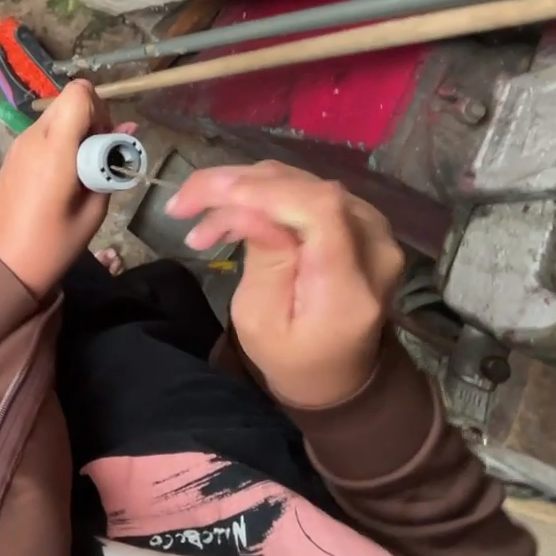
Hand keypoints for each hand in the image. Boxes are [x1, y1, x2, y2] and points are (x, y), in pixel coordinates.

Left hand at [0, 81, 128, 295]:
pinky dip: (60, 142)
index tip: (106, 141)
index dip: (100, 109)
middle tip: (100, 156)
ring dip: (76, 131)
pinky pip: (43, 132)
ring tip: (83, 171)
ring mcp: (19, 143)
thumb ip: (110, 166)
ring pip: (56, 115)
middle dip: (92, 119)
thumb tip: (127, 131)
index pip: (79, 92)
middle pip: (69, 99)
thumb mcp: (93, 211)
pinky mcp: (13, 154)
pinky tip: (64, 176)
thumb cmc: (50, 245)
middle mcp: (34, 136)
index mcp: (55, 147)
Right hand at [166, 162, 405, 406]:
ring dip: (240, 188)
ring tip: (198, 217)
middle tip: (182, 204)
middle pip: (304, 189)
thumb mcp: (261, 323)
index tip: (211, 195)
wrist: (339, 373)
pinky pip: (303, 189)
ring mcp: (371, 228)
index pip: (320, 211)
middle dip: (235, 186)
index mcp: (350, 285)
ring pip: (298, 181)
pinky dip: (260, 192)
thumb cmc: (292, 358)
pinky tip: (228, 213)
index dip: (264, 191)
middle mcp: (373, 246)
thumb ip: (263, 262)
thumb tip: (250, 210)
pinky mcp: (358, 218)